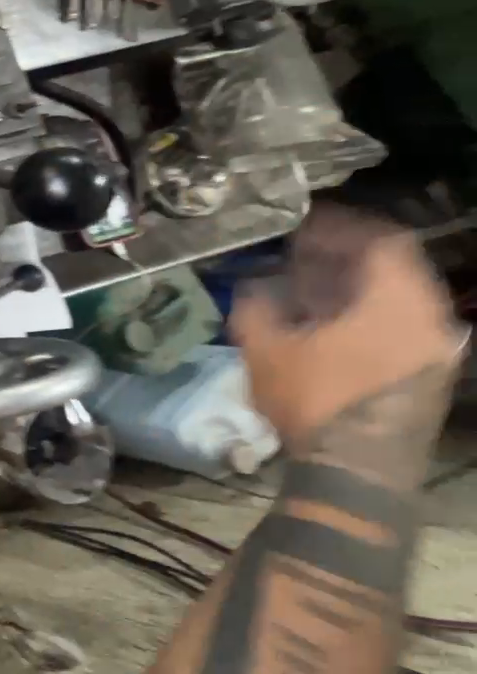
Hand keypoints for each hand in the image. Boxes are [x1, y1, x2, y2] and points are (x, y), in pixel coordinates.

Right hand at [233, 206, 463, 485]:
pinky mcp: (428, 371)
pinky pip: (399, 322)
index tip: (302, 221)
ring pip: (396, 297)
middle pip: (393, 268)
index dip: (342, 226)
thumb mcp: (263, 346)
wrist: (355, 470)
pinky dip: (364, 310)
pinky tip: (322, 319)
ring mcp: (435, 349)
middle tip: (296, 251)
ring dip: (353, 285)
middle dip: (343, 256)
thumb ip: (257, 304)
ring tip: (304, 284)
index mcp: (396, 306)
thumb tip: (256, 284)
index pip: (384, 242)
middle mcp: (429, 321)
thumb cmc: (311, 400)